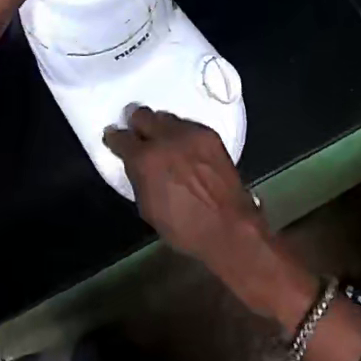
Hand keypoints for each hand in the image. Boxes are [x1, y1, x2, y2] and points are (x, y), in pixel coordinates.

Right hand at [106, 108, 360, 360]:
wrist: (246, 241)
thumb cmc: (198, 243)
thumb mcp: (159, 221)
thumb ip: (148, 191)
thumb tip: (144, 172)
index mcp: (157, 166)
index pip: (129, 140)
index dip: (119, 138)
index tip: (114, 137)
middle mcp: (179, 144)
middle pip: (150, 119)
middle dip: (141, 122)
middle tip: (137, 126)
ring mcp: (201, 139)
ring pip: (173, 118)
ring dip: (164, 123)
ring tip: (161, 128)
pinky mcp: (220, 142)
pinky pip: (193, 126)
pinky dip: (185, 129)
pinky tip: (185, 137)